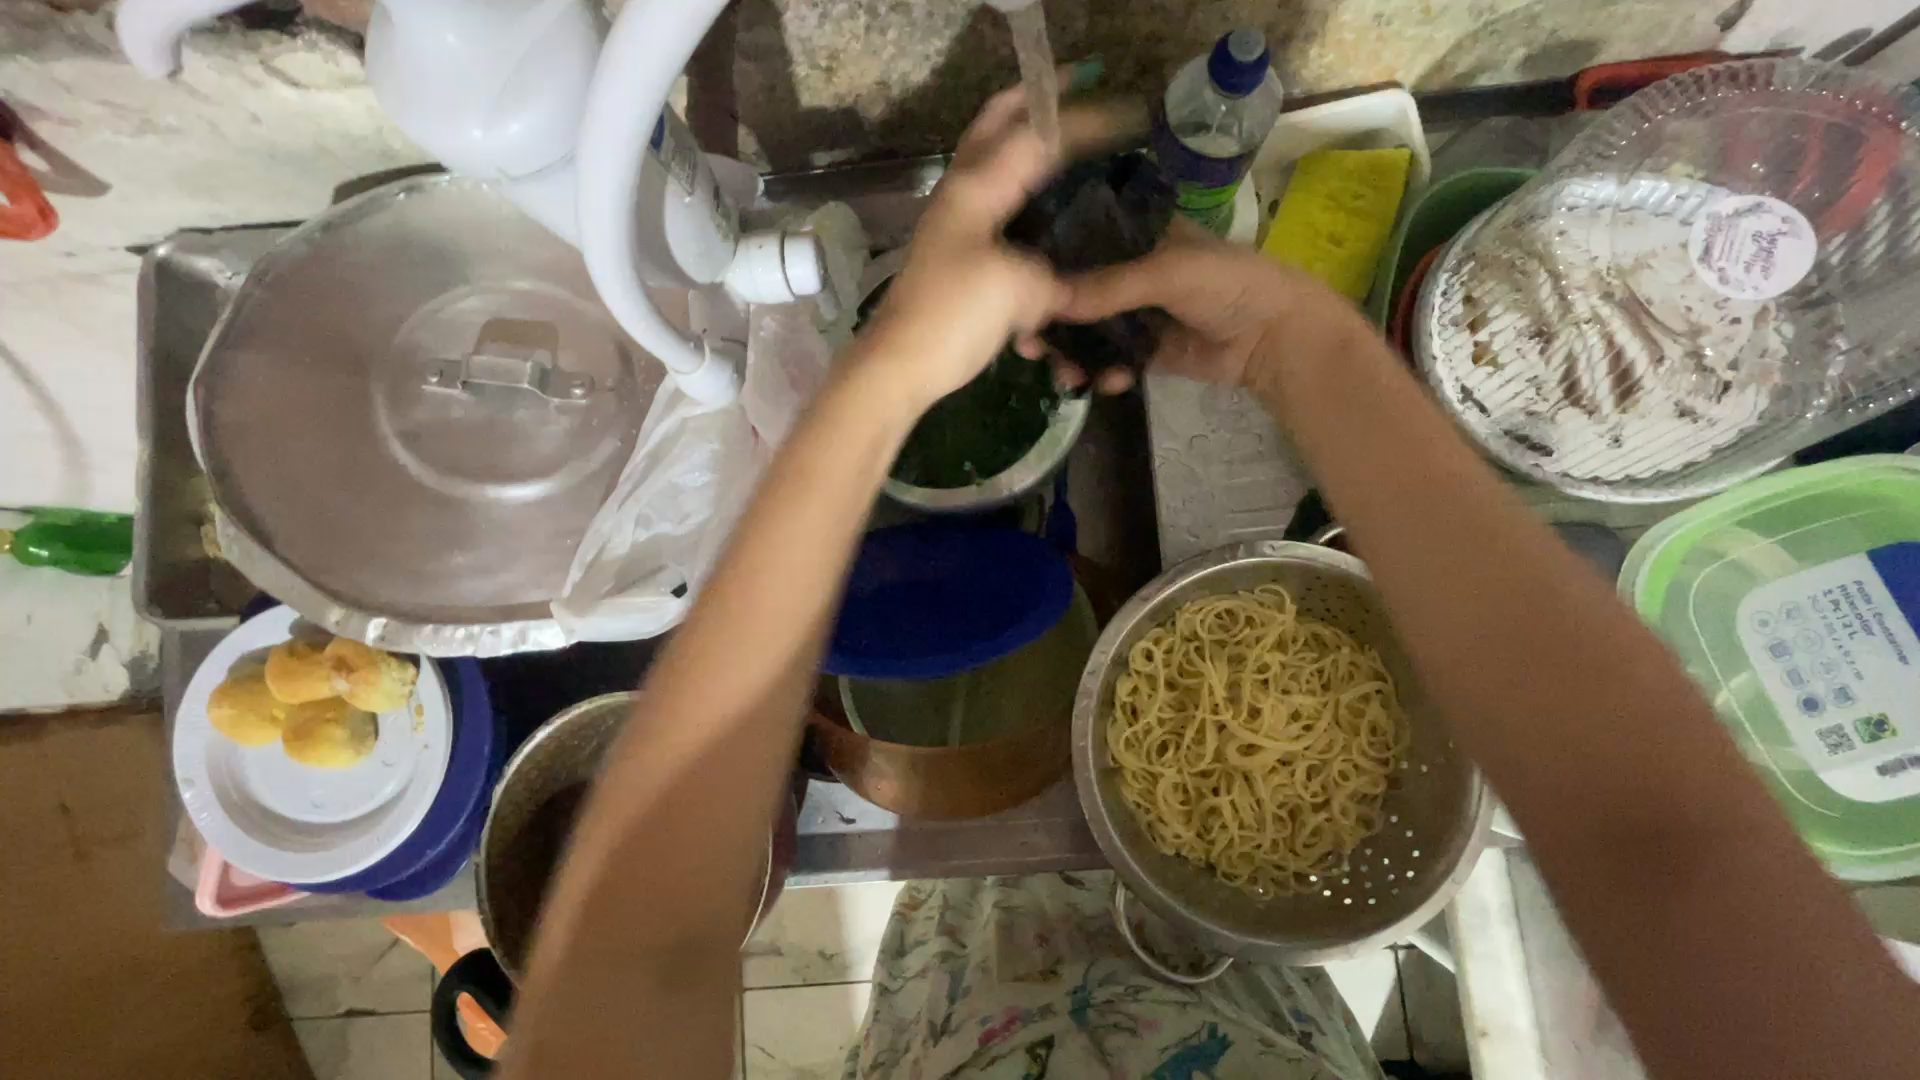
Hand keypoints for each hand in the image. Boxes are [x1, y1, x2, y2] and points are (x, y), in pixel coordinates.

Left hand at [852, 85, 1069, 410]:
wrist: (901, 366)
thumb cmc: (953, 318)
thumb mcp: (1016, 290)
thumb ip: (1050, 278)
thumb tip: (1060, 289)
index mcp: (975, 188)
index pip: (1035, 134)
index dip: (1081, 120)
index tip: (1124, 114)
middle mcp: (960, 196)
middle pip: (995, 127)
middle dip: (1033, 101)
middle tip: (1074, 88)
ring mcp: (954, 226)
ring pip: (992, 167)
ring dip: (1022, 143)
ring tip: (1063, 141)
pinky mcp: (956, 259)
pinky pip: (993, 211)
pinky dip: (1017, 194)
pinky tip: (1042, 208)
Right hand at [1041, 218, 1370, 394]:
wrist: (1276, 337)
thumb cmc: (1230, 283)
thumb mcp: (1169, 272)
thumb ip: (1110, 286)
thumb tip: (1050, 301)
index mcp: (1136, 237)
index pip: (1080, 243)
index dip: (1047, 264)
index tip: (1016, 286)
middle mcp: (1130, 272)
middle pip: (1077, 295)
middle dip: (1052, 321)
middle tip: (1027, 342)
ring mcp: (1138, 315)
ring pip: (1090, 334)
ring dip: (1072, 355)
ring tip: (1062, 374)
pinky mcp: (1147, 352)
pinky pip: (1113, 363)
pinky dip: (1106, 374)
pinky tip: (1107, 382)